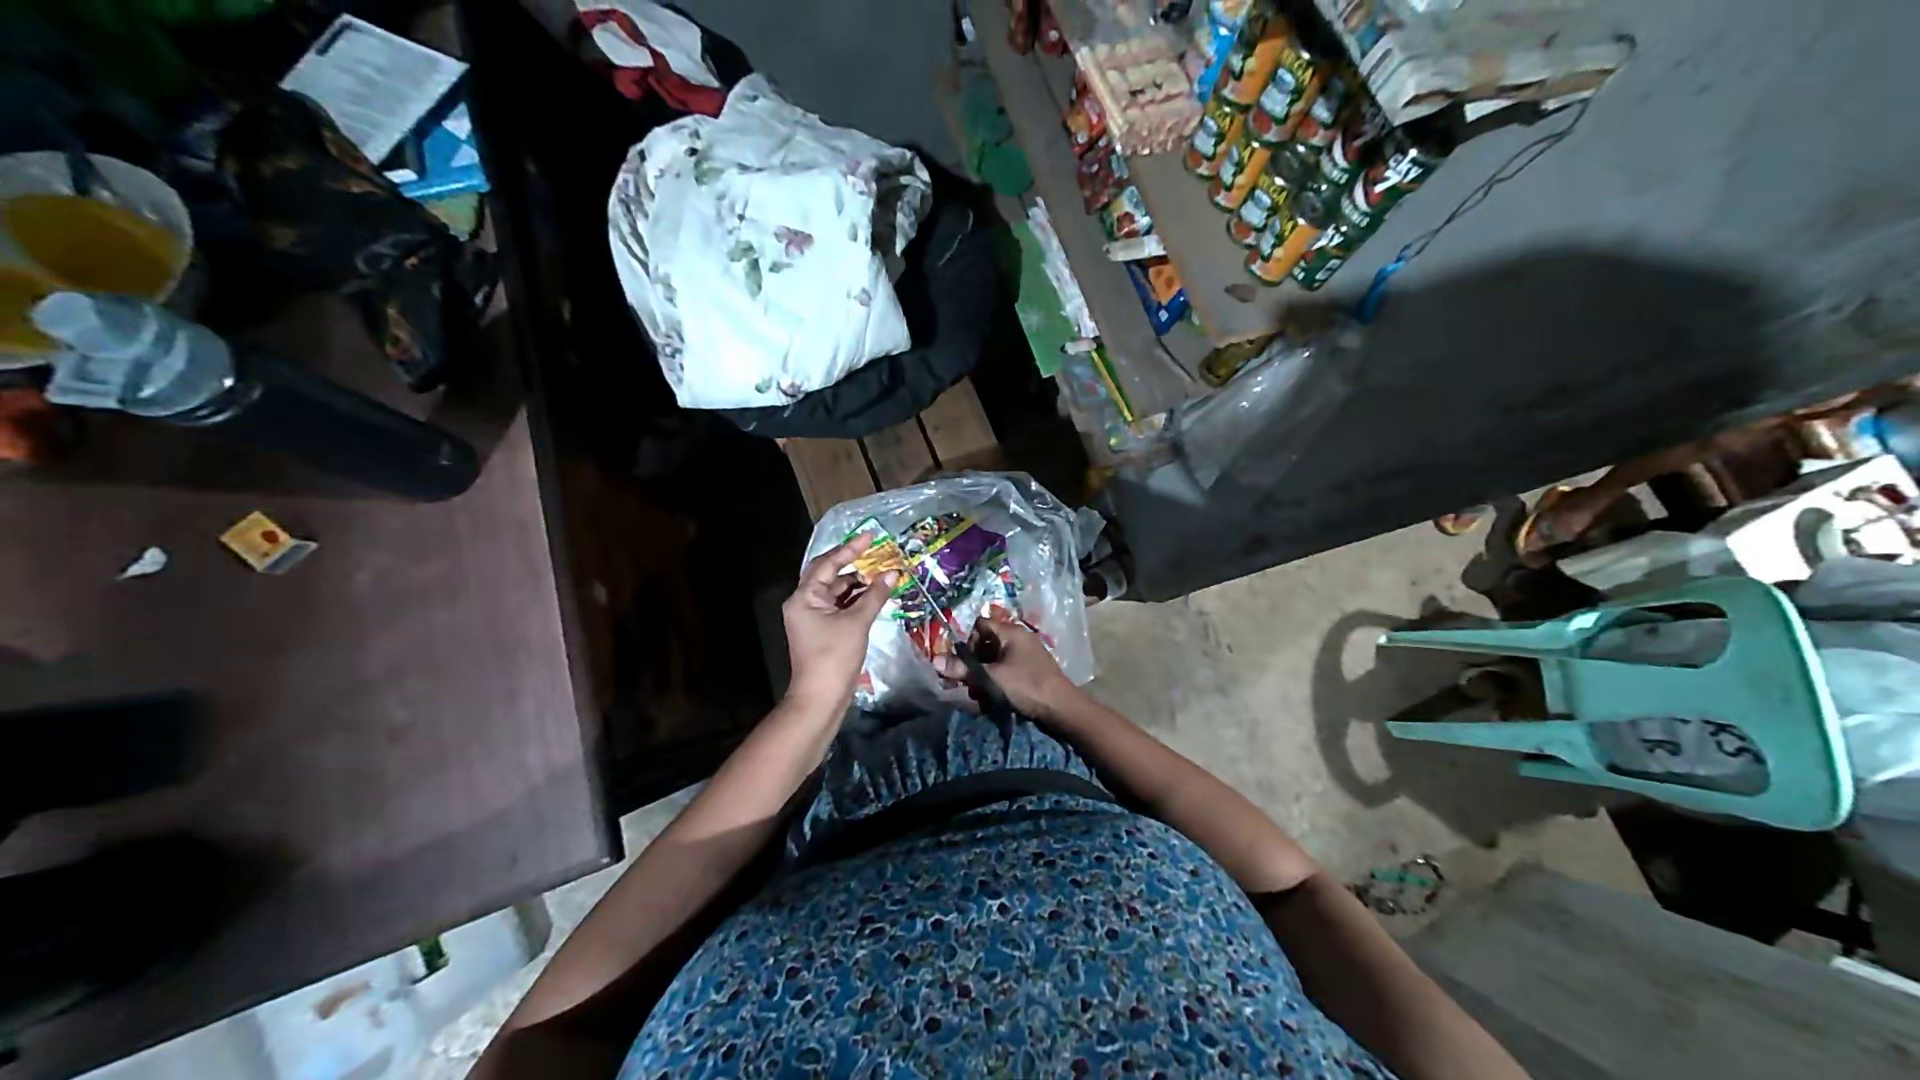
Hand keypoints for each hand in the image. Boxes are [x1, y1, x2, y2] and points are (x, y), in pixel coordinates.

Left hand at [782, 537, 897, 707]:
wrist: (821, 698)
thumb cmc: (835, 656)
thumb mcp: (857, 622)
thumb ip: (875, 595)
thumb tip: (893, 573)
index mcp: (804, 597)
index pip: (828, 563)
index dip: (851, 548)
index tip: (871, 535)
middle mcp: (803, 603)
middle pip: (828, 574)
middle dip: (851, 563)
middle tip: (874, 551)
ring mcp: (811, 617)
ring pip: (834, 591)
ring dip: (855, 583)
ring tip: (880, 574)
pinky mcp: (820, 630)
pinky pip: (837, 606)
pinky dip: (854, 599)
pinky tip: (872, 594)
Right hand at [934, 614, 1079, 719]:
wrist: (1062, 709)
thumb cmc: (1027, 686)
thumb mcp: (991, 678)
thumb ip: (963, 669)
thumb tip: (934, 660)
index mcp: (1011, 632)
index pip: (980, 624)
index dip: (968, 641)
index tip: (964, 662)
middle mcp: (1019, 638)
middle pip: (986, 644)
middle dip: (974, 664)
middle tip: (968, 683)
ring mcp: (1026, 654)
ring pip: (994, 660)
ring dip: (983, 677)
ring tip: (980, 696)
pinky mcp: (1030, 670)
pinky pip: (1006, 671)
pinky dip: (996, 682)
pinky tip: (993, 700)